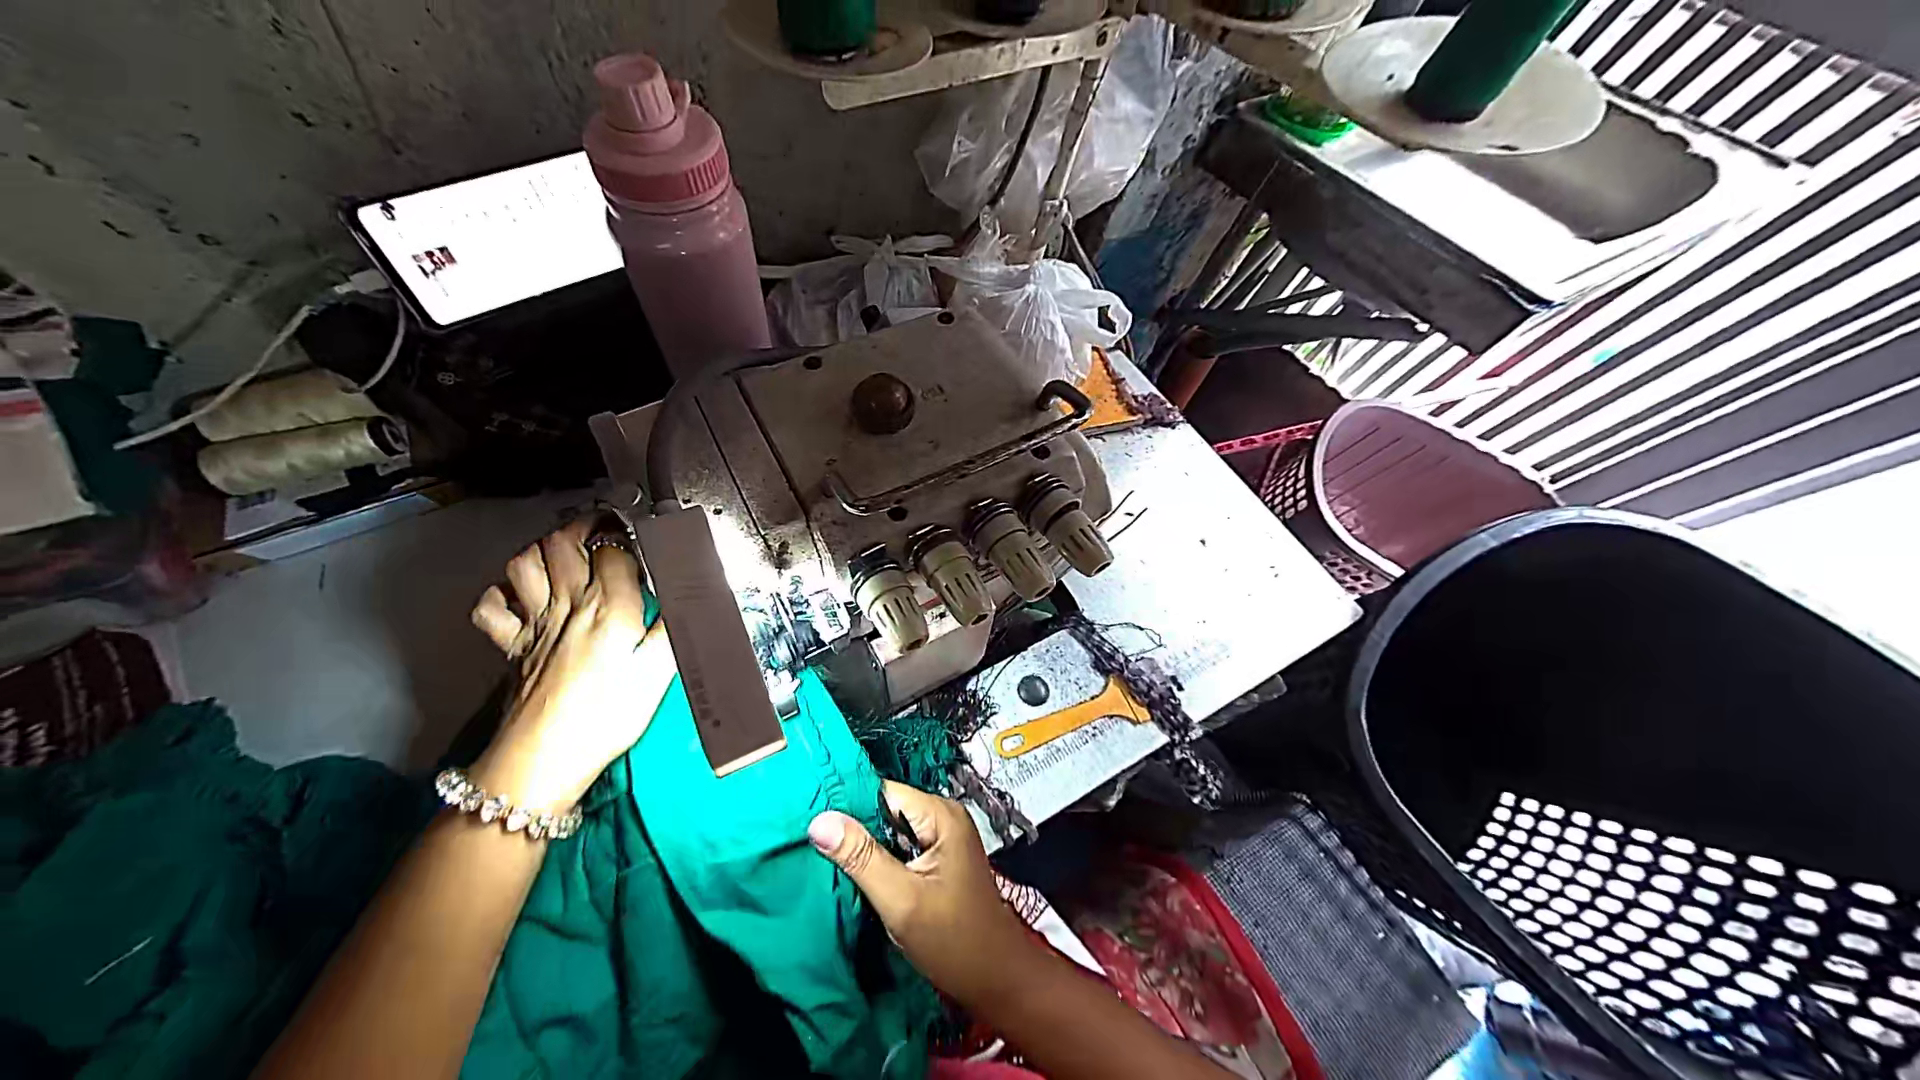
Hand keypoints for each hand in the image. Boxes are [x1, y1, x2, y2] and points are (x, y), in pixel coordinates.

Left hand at [468, 517, 674, 812]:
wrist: (544, 760)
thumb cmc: (607, 717)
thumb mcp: (658, 673)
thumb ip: (675, 627)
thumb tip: (696, 596)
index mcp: (609, 609)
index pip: (614, 551)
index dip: (629, 536)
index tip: (644, 537)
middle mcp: (567, 605)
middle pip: (562, 543)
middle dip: (582, 525)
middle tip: (603, 527)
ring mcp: (533, 623)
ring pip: (523, 562)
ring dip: (542, 548)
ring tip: (564, 552)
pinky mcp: (510, 646)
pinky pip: (490, 606)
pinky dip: (501, 593)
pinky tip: (521, 596)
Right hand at [807, 781, 1037, 1005]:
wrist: (996, 979)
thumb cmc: (953, 941)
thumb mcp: (901, 900)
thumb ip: (861, 858)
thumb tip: (819, 821)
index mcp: (940, 815)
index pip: (882, 791)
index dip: (847, 805)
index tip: (811, 820)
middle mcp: (943, 817)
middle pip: (885, 808)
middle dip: (853, 826)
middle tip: (814, 844)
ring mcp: (941, 838)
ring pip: (889, 829)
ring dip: (864, 845)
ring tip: (828, 858)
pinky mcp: (937, 858)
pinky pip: (899, 847)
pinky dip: (878, 859)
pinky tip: (856, 874)